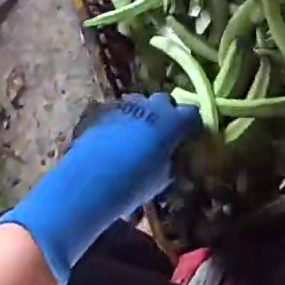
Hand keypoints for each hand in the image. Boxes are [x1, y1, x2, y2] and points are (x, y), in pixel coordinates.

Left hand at [0, 94, 200, 284]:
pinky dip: (122, 121)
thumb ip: (173, 160)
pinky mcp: (105, 109)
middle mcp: (153, 106)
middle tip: (162, 135)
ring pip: (141, 103)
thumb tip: (175, 157)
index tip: (187, 136)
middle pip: (165, 102)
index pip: (192, 113)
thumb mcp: (163, 177)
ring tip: (138, 137)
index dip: (190, 124)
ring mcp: (127, 105)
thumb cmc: (136, 181)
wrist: (92, 179)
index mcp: (173, 120)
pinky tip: (116, 139)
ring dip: (143, 115)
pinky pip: (120, 111)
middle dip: (166, 115)